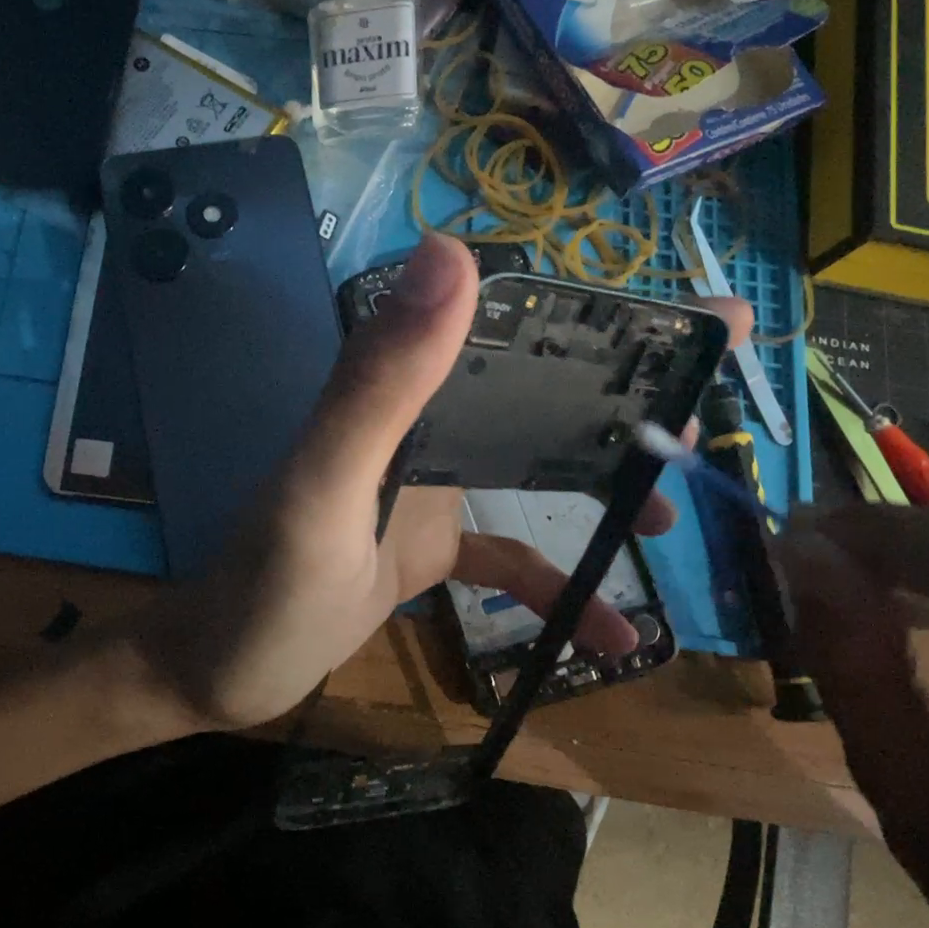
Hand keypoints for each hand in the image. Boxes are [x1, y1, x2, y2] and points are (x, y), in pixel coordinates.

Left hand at [135, 234, 680, 730]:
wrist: (217, 674)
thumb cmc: (263, 596)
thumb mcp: (321, 494)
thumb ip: (378, 387)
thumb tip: (452, 253)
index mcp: (398, 401)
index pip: (510, 333)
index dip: (605, 319)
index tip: (712, 319)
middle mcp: (416, 430)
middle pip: (535, 396)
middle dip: (624, 402)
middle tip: (709, 418)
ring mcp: (423, 492)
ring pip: (530, 469)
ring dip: (600, 486)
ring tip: (671, 515)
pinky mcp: (421, 550)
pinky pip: (504, 555)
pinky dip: (555, 583)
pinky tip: (609, 628)